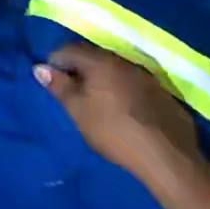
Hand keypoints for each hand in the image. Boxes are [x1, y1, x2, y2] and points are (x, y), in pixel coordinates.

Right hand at [36, 41, 201, 181]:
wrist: (170, 159)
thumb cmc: (114, 131)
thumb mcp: (77, 111)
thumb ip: (59, 86)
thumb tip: (40, 67)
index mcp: (100, 61)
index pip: (68, 49)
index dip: (56, 62)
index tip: (54, 82)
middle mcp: (124, 62)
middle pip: (94, 57)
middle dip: (80, 69)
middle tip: (74, 91)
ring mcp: (148, 78)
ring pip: (117, 70)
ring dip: (105, 80)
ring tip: (100, 101)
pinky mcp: (166, 96)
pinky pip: (137, 86)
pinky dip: (126, 92)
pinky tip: (127, 112)